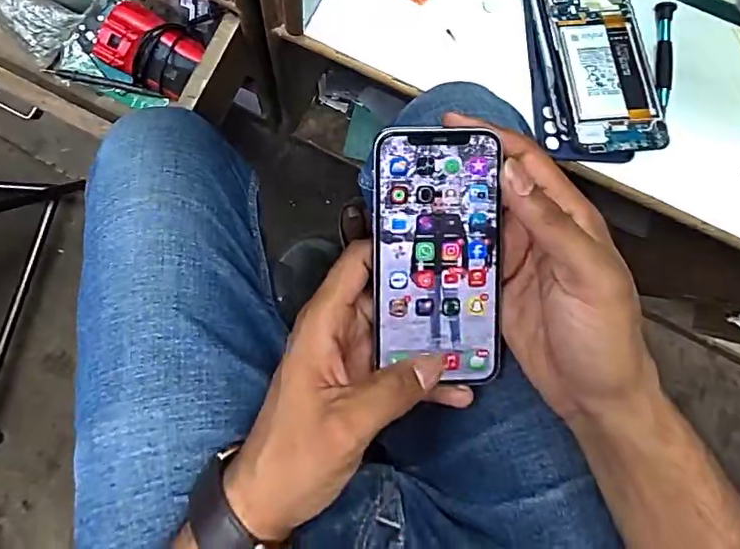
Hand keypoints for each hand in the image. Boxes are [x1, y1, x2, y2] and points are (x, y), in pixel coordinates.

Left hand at [222, 240, 472, 541]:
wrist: (268, 500)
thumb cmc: (295, 453)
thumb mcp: (347, 422)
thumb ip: (393, 388)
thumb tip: (438, 361)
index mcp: (324, 324)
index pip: (354, 265)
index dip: (386, 246)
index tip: (427, 239)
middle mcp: (339, 331)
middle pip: (383, 294)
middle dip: (421, 290)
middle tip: (465, 285)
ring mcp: (352, 356)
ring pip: (396, 331)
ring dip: (429, 336)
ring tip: (471, 332)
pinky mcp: (361, 383)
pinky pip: (398, 368)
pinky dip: (424, 376)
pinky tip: (458, 388)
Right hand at [444, 113, 656, 426]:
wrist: (599, 400)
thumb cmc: (609, 337)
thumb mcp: (588, 274)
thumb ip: (551, 224)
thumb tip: (514, 173)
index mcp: (567, 217)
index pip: (527, 162)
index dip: (494, 137)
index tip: (459, 123)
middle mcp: (539, 229)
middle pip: (497, 184)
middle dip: (464, 166)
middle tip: (427, 158)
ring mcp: (518, 256)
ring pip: (478, 216)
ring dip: (453, 204)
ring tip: (420, 194)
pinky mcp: (499, 283)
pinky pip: (470, 253)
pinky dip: (449, 243)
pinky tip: (430, 239)